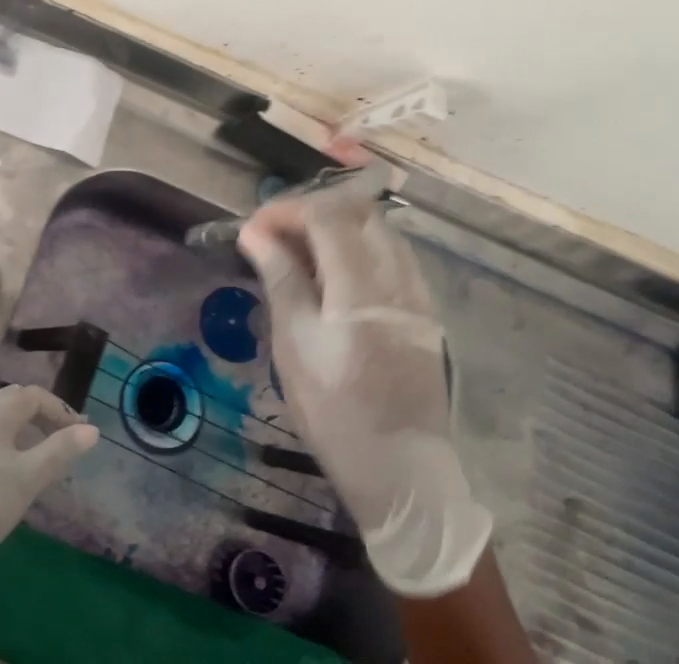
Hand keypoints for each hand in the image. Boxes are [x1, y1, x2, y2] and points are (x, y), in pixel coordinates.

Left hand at [0, 385, 98, 629]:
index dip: (60, 410)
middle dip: (41, 415)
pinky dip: (0, 437)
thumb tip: (92, 430)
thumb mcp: (29, 478)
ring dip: (20, 426)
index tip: (81, 435)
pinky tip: (6, 465)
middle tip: (63, 442)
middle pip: (12, 399)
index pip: (32, 395)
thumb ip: (61, 449)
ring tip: (38, 454)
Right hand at [237, 165, 492, 597]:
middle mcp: (398, 281)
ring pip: (381, 233)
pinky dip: (359, 249)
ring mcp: (418, 296)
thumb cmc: (334, 411)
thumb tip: (255, 233)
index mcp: (360, 289)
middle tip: (274, 235)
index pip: (328, 216)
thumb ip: (281, 280)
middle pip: (361, 214)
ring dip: (337, 227)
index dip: (287, 209)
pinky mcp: (424, 313)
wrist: (401, 469)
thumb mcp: (293, 346)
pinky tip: (333, 276)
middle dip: (312, 211)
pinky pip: (394, 258)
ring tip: (299, 253)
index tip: (253, 228)